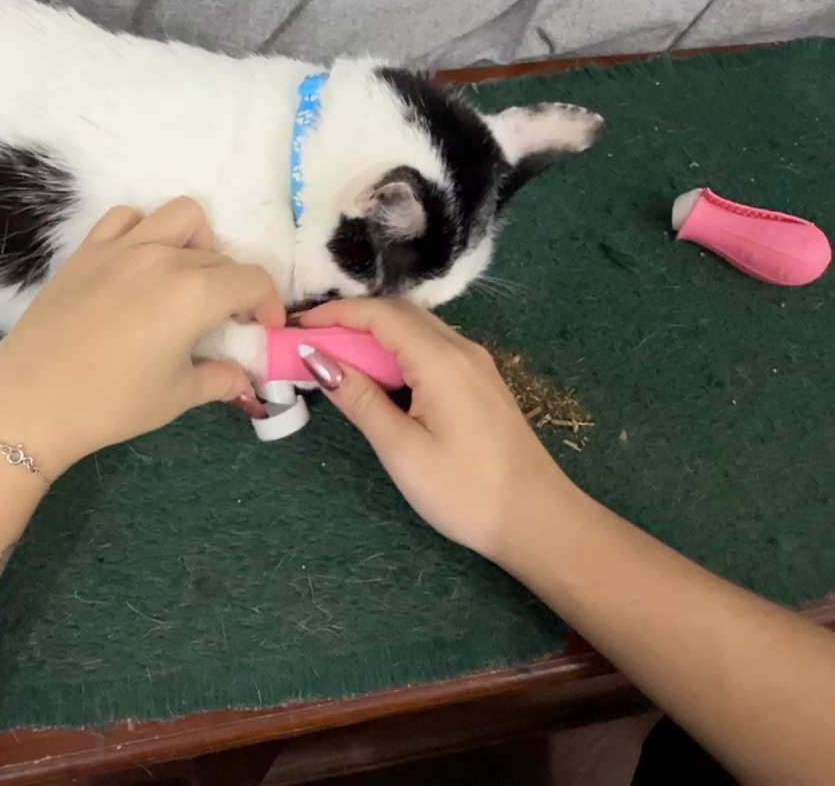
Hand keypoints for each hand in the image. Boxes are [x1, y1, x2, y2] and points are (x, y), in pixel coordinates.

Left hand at [0, 198, 285, 477]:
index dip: (268, 304)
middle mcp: (165, 257)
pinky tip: (140, 263)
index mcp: (196, 293)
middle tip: (224, 320)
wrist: (30, 401)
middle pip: (221, 255)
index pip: (253, 280)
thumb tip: (244, 379)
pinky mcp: (89, 249)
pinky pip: (127, 217)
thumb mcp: (177, 397)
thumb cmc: (111, 403)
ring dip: (198, 242)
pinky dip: (144, 231)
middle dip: (235, 286)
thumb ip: (221, 379)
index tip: (263, 327)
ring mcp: (124, 247)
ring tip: (187, 277)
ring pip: (181, 215)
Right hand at [295, 297, 576, 562]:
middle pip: (397, 313)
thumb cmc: (465, 491)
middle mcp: (460, 348)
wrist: (539, 521)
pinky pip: (430, 346)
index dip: (334, 314)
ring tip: (335, 359)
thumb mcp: (403, 449)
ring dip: (372, 334)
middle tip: (309, 344)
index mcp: (440, 360)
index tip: (296, 326)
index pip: (379, 315)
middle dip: (350, 320)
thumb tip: (316, 359)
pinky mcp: (479, 380)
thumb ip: (360, 399)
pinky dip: (395, 349)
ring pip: (415, 328)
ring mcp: (474, 362)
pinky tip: (379, 376)